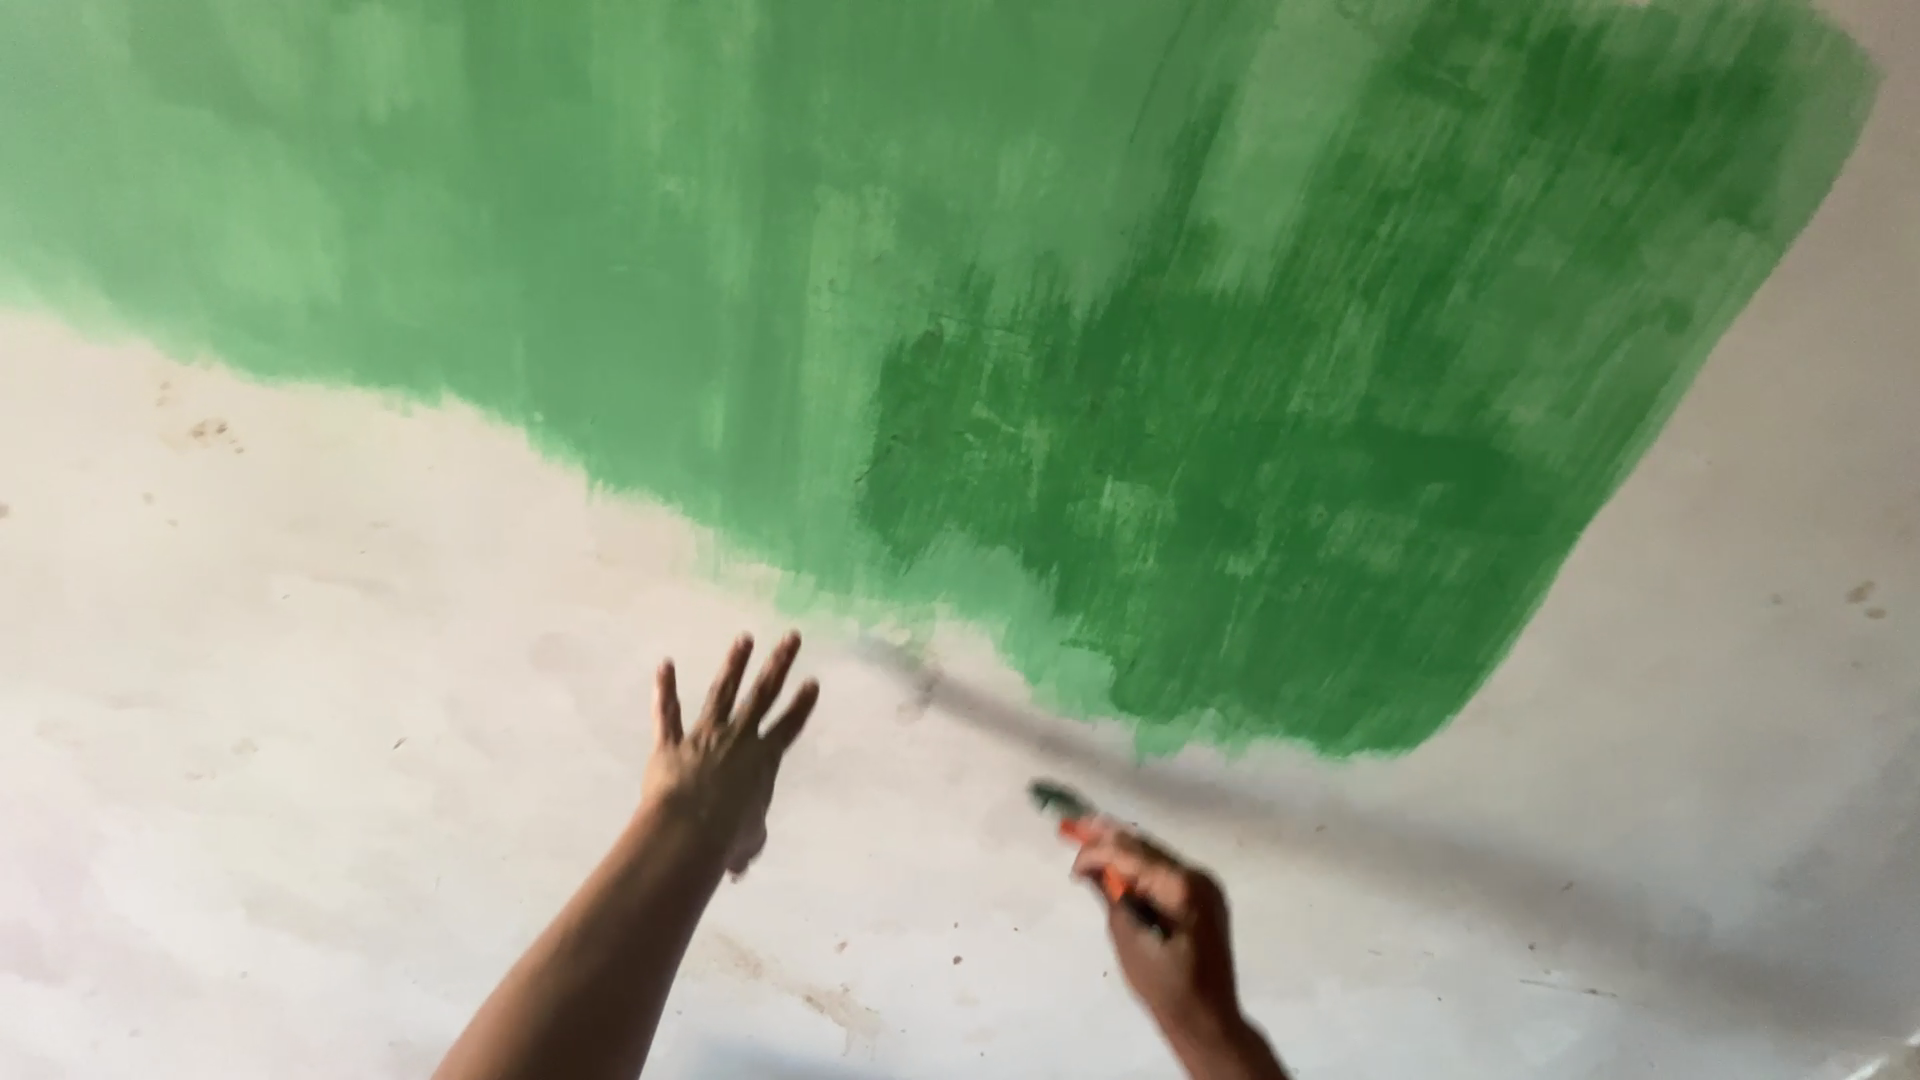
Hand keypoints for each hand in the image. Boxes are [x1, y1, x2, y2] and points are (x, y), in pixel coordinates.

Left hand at [644, 631, 818, 876]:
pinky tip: (663, 664)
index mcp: (764, 759)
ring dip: (734, 664)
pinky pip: (667, 714)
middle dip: (779, 664)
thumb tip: (739, 864)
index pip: (789, 726)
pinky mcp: (672, 743)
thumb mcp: (749, 842)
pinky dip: (664, 690)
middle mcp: (739, 738)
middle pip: (764, 694)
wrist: (689, 832)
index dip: (802, 705)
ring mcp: (705, 735)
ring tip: (744, 638)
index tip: (812, 682)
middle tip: (791, 637)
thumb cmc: (728, 838)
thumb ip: (747, 841)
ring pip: (723, 692)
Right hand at [1073, 822, 1241, 1036]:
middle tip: (1075, 826)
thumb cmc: (1165, 987)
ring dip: (1123, 847)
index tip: (1073, 867)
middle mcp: (1197, 875)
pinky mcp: (1203, 893)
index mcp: (1181, 888)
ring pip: (1154, 852)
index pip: (1130, 854)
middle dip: (1108, 837)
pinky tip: (1118, 859)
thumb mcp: (1128, 939)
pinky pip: (1164, 868)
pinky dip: (1140, 862)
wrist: (1209, 1020)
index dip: (1097, 852)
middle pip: (1144, 845)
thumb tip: (1090, 867)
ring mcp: (1204, 883)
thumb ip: (1111, 895)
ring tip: (1089, 834)